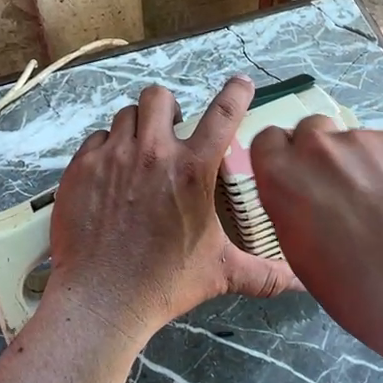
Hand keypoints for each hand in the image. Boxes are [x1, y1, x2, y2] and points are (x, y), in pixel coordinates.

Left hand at [47, 77, 298, 344]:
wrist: (101, 300)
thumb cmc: (164, 285)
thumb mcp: (220, 273)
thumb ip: (264, 274)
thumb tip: (301, 282)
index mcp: (193, 171)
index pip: (222, 115)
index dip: (235, 92)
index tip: (240, 82)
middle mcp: (153, 154)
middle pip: (159, 97)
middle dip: (167, 108)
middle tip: (168, 131)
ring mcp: (113, 156)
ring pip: (125, 115)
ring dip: (135, 128)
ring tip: (138, 153)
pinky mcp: (82, 167)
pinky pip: (95, 138)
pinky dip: (105, 149)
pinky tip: (110, 173)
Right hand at [248, 123, 382, 360]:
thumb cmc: (358, 292)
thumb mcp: (301, 252)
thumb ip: (295, 205)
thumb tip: (308, 194)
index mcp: (283, 174)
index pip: (269, 139)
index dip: (286, 155)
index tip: (302, 176)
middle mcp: (320, 146)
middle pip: (314, 129)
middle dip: (326, 153)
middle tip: (351, 192)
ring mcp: (369, 138)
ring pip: (362, 141)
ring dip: (370, 163)